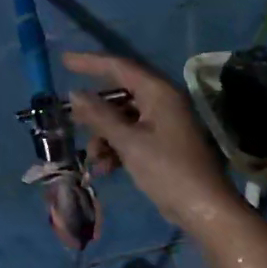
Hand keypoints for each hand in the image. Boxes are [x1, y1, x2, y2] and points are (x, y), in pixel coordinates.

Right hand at [63, 51, 240, 230]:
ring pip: (124, 120)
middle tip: (71, 121)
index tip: (64, 61)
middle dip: (95, 112)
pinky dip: (117, 149)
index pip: (120, 67)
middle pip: (121, 95)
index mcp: (159, 92)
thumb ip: (100, 116)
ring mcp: (164, 124)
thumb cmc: (166, 169)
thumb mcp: (129, 142)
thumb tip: (76, 94)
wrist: (202, 206)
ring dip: (104, 137)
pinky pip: (133, 138)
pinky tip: (105, 169)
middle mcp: (162, 102)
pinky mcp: (163, 145)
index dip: (90, 63)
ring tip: (94, 159)